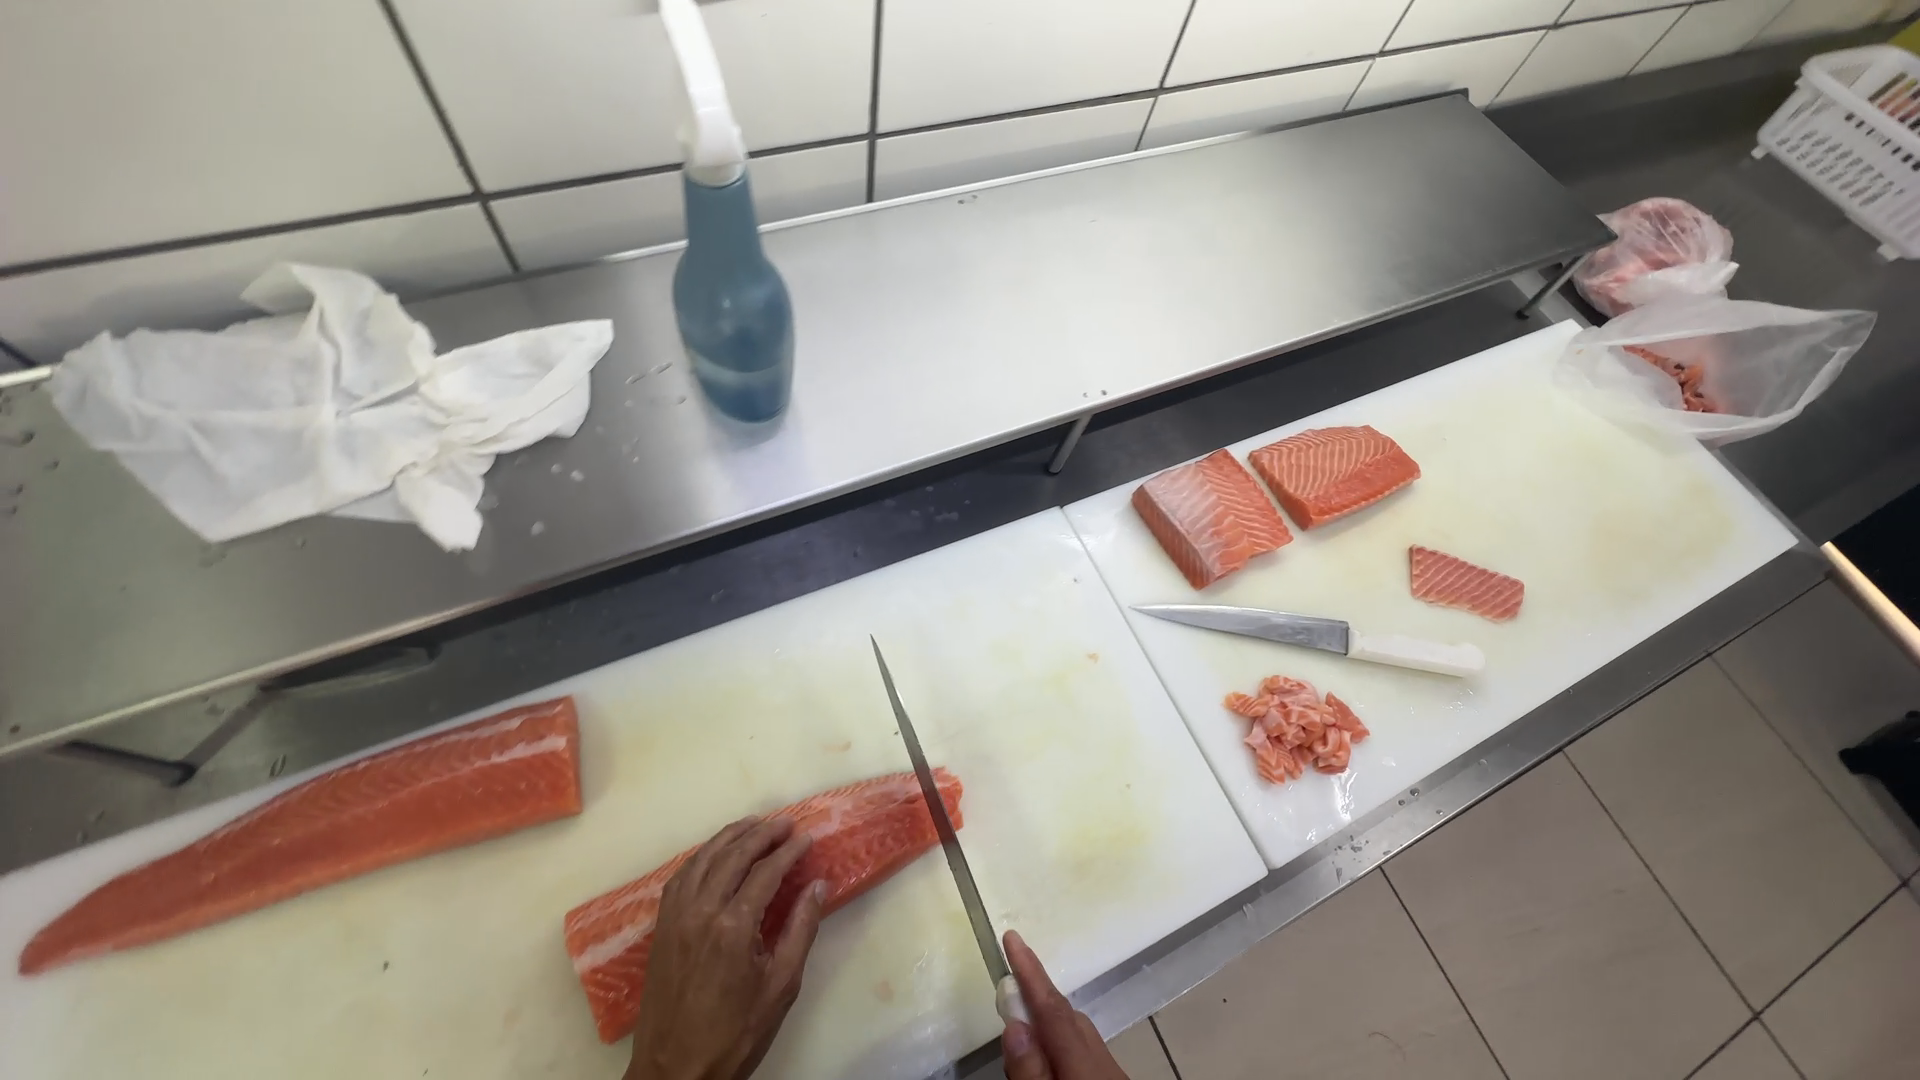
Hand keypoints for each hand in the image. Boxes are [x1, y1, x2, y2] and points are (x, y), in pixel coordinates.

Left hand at [624, 817, 826, 1079]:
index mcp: (733, 926)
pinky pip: (681, 876)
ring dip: (730, 836)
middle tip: (785, 822)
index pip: (765, 872)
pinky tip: (715, 852)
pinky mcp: (661, 927)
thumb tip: (818, 886)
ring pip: (703, 859)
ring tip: (754, 824)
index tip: (807, 837)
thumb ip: (801, 930)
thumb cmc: (735, 1032)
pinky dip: (701, 856)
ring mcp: (676, 917)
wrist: (675, 1072)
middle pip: (733, 855)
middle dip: (762, 834)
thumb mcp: (781, 986)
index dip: (789, 851)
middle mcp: (701, 911)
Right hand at [1001, 930, 1129, 1079]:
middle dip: (1035, 1000)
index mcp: (1087, 1065)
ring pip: (1077, 1035)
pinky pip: (1084, 1052)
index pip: (1053, 1009)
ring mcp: (1114, 1072)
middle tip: (1004, 998)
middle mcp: (1105, 1062)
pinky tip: (1046, 1065)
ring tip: (1019, 1045)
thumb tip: (1014, 1026)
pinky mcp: (1113, 1079)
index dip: (1030, 972)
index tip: (1012, 936)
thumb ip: (1030, 1071)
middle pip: (1067, 1018)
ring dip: (1047, 1027)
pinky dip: (1061, 1046)